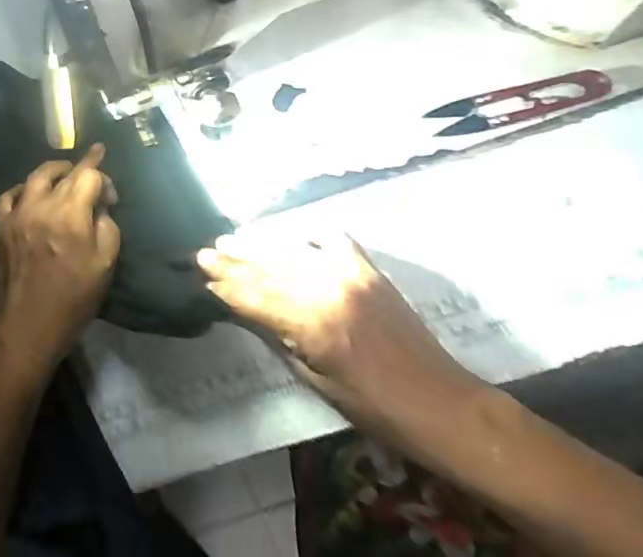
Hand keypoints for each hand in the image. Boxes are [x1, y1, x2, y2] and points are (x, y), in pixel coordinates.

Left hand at [0, 144, 121, 376]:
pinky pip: (10, 196)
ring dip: (52, 172)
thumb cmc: (72, 300)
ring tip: (63, 175)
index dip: (102, 173)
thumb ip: (107, 228)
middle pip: (61, 172)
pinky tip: (30, 194)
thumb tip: (99, 208)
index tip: (110, 188)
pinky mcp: (0, 227)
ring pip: (34, 178)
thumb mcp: (105, 266)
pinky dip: (23, 189)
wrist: (26, 327)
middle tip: (91, 169)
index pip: (88, 174)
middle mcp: (40, 205)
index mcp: (69, 213)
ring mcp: (16, 214)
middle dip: (79, 167)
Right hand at [197, 233, 485, 440]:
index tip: (200, 273)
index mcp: (313, 324)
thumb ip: (277, 339)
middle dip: (234, 262)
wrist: (443, 404)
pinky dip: (306, 235)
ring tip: (232, 239)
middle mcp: (327, 289)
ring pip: (292, 251)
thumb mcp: (315, 381)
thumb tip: (243, 312)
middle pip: (268, 270)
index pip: (255, 297)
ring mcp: (350, 274)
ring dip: (259, 246)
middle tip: (204, 252)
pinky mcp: (368, 270)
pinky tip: (288, 234)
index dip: (226, 286)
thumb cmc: (375, 408)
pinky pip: (330, 240)